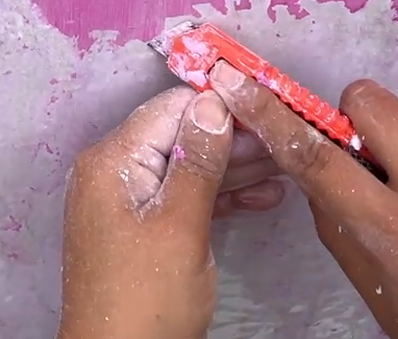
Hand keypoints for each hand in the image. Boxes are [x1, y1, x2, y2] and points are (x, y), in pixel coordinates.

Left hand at [57, 86, 288, 338]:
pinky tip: (262, 197)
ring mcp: (125, 198)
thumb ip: (198, 161)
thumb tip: (213, 101)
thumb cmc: (147, 297)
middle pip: (178, 136)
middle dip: (231, 139)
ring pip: (184, 167)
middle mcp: (113, 168)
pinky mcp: (139, 225)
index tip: (264, 107)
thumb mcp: (180, 226)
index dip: (217, 105)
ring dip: (232, 168)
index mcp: (113, 158)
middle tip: (284, 142)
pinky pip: (180, 197)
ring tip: (284, 168)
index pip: (169, 109)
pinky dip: (216, 197)